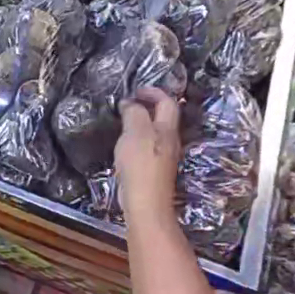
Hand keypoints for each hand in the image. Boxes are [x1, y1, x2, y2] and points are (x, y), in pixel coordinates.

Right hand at [115, 87, 179, 226]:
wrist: (145, 202)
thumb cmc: (140, 164)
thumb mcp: (134, 132)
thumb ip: (134, 113)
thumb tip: (130, 103)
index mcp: (167, 129)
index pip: (168, 102)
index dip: (154, 92)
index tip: (136, 90)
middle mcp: (170, 141)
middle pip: (164, 117)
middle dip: (149, 107)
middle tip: (129, 104)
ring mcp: (165, 157)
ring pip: (156, 133)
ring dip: (142, 123)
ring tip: (124, 122)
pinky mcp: (155, 170)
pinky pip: (149, 146)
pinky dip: (138, 138)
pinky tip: (125, 145)